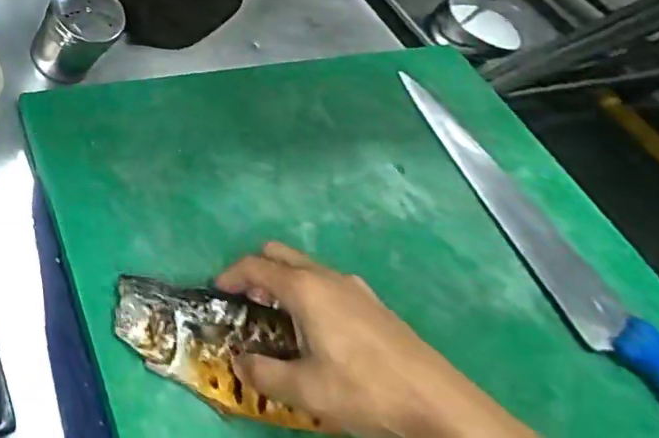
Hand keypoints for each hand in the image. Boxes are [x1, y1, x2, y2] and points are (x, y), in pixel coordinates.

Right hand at [217, 243, 536, 437]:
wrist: (440, 404)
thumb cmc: (366, 390)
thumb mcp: (308, 391)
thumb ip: (264, 374)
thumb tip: (238, 362)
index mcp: (303, 288)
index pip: (254, 266)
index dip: (231, 275)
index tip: (218, 290)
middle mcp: (324, 275)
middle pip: (278, 254)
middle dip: (256, 271)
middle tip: (248, 301)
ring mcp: (352, 286)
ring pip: (304, 267)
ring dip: (284, 281)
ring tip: (280, 319)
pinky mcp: (372, 303)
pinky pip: (326, 282)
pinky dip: (308, 291)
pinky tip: (319, 330)